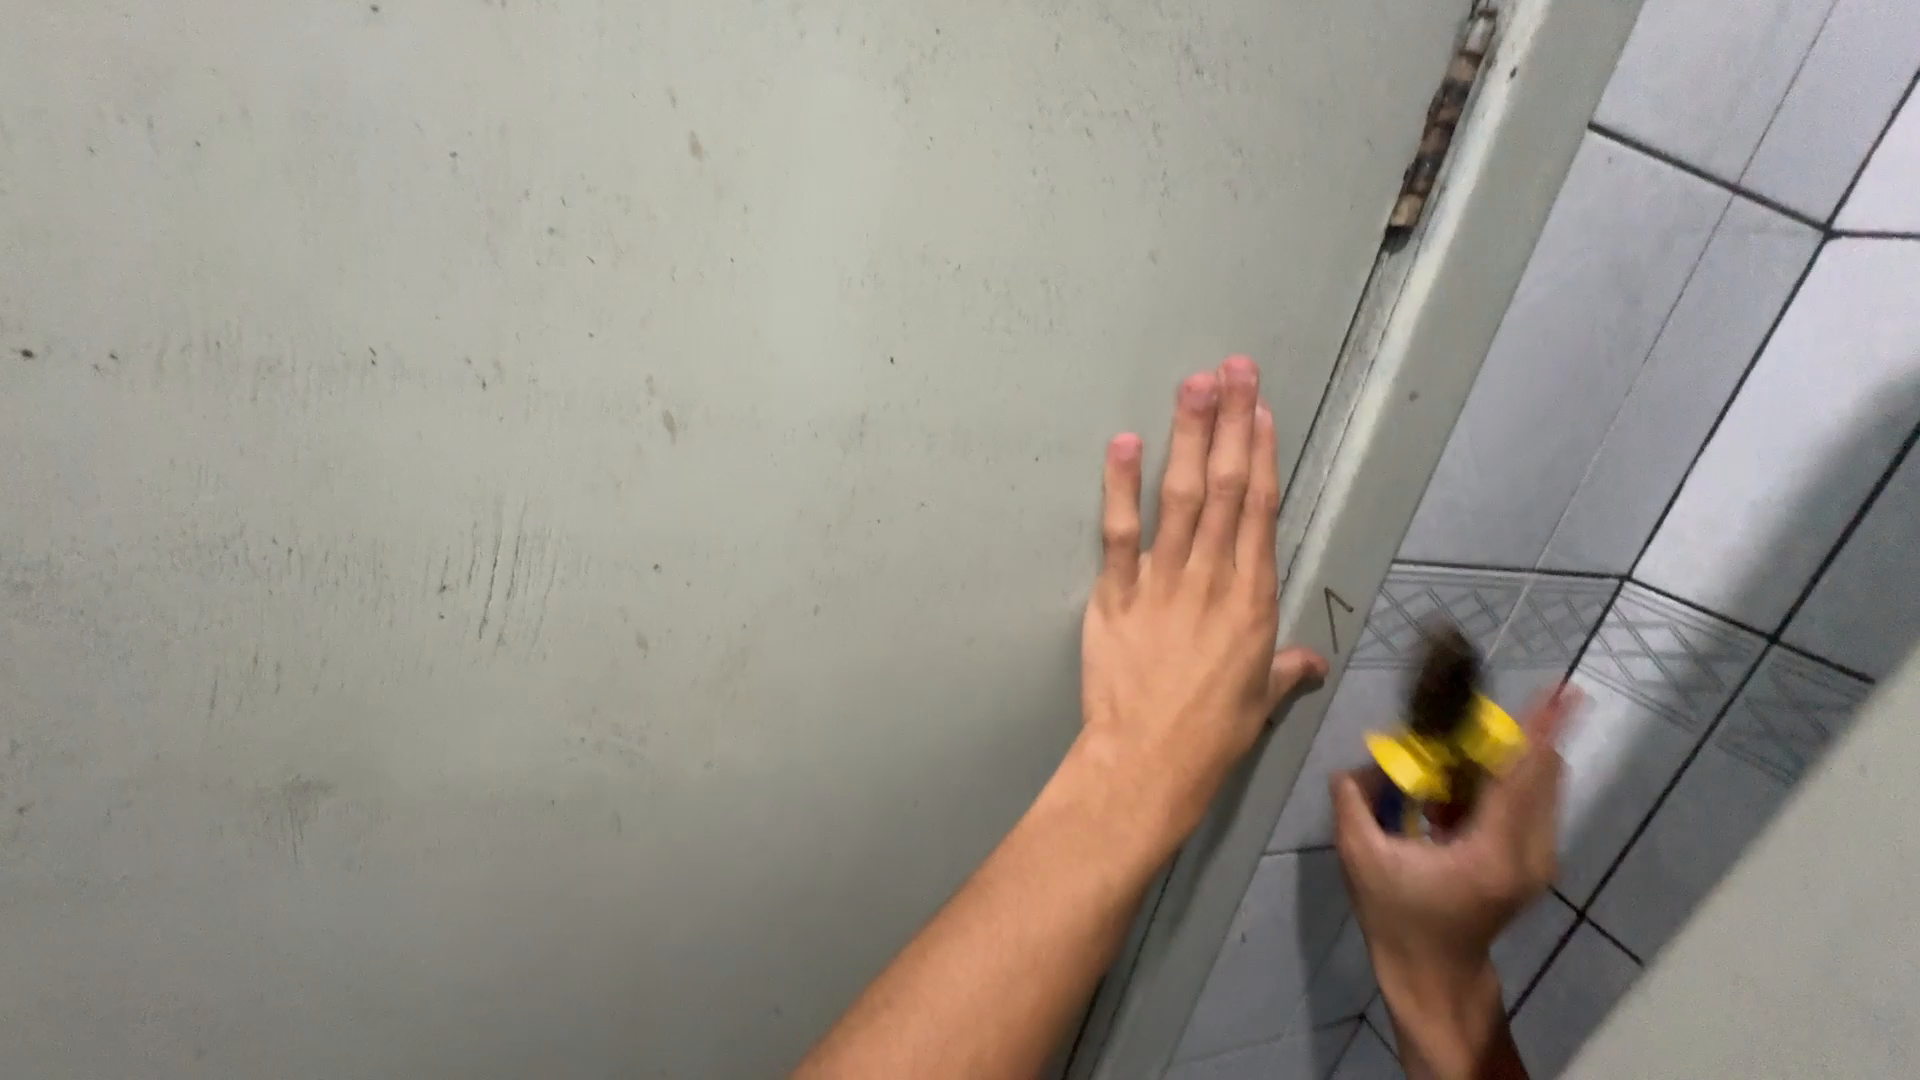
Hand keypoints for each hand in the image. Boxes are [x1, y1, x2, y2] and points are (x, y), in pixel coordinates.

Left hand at [1076, 355, 1327, 844]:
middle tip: (1231, 369)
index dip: (1261, 454)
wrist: (1149, 762)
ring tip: (1194, 386)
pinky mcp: (1116, 596)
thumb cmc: (1209, 735)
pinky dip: (1121, 487)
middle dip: (1229, 424)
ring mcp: (1163, 583)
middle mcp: (1214, 579)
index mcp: (1253, 599)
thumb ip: (1285, 671)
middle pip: (1227, 487)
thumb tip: (1311, 663)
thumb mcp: (1259, 702)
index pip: (1261, 509)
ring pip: (1182, 497)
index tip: (1259, 409)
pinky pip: (1120, 533)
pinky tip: (1124, 444)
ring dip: (1189, 437)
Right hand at [1330, 686, 1579, 1078]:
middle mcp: (1529, 853)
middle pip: (1542, 774)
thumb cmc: (1397, 914)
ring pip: (1541, 785)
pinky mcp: (1531, 860)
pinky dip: (1506, 775)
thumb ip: (1353, 799)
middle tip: (1483, 704)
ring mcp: (1537, 859)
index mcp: (1492, 852)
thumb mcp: (1360, 854)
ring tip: (1469, 734)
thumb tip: (1363, 760)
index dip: (1537, 730)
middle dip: (1522, 731)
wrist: (1433, 971)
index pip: (1520, 777)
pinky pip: (1530, 801)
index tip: (1561, 692)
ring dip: (1511, 752)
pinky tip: (1466, 770)